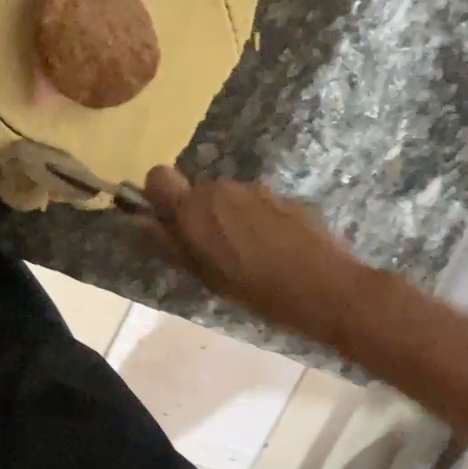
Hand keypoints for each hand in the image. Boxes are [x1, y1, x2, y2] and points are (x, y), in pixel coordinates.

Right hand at [143, 165, 374, 342]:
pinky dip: (258, 220)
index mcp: (193, 208)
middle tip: (215, 249)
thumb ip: (170, 243)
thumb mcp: (205, 275)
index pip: (157, 177)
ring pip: (227, 197)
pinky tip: (275, 249)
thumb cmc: (259, 291)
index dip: (158, 195)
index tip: (169, 221)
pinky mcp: (282, 196)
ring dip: (230, 217)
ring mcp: (253, 189)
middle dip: (201, 213)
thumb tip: (139, 220)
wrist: (329, 288)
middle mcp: (219, 188)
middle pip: (196, 191)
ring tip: (251, 253)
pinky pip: (256, 203)